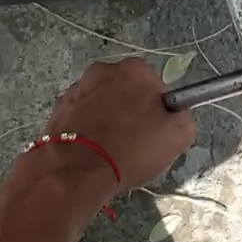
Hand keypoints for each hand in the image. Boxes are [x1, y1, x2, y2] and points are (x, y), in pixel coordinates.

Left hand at [30, 58, 195, 202]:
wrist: (76, 171)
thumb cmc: (132, 149)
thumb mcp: (179, 136)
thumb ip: (183, 116)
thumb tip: (174, 115)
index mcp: (135, 69)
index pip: (156, 86)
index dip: (158, 110)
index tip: (155, 131)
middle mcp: (104, 70)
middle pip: (127, 92)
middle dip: (131, 112)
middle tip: (135, 142)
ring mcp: (77, 88)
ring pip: (103, 104)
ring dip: (108, 120)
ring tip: (111, 150)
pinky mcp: (58, 108)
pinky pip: (82, 117)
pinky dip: (88, 130)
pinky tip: (92, 152)